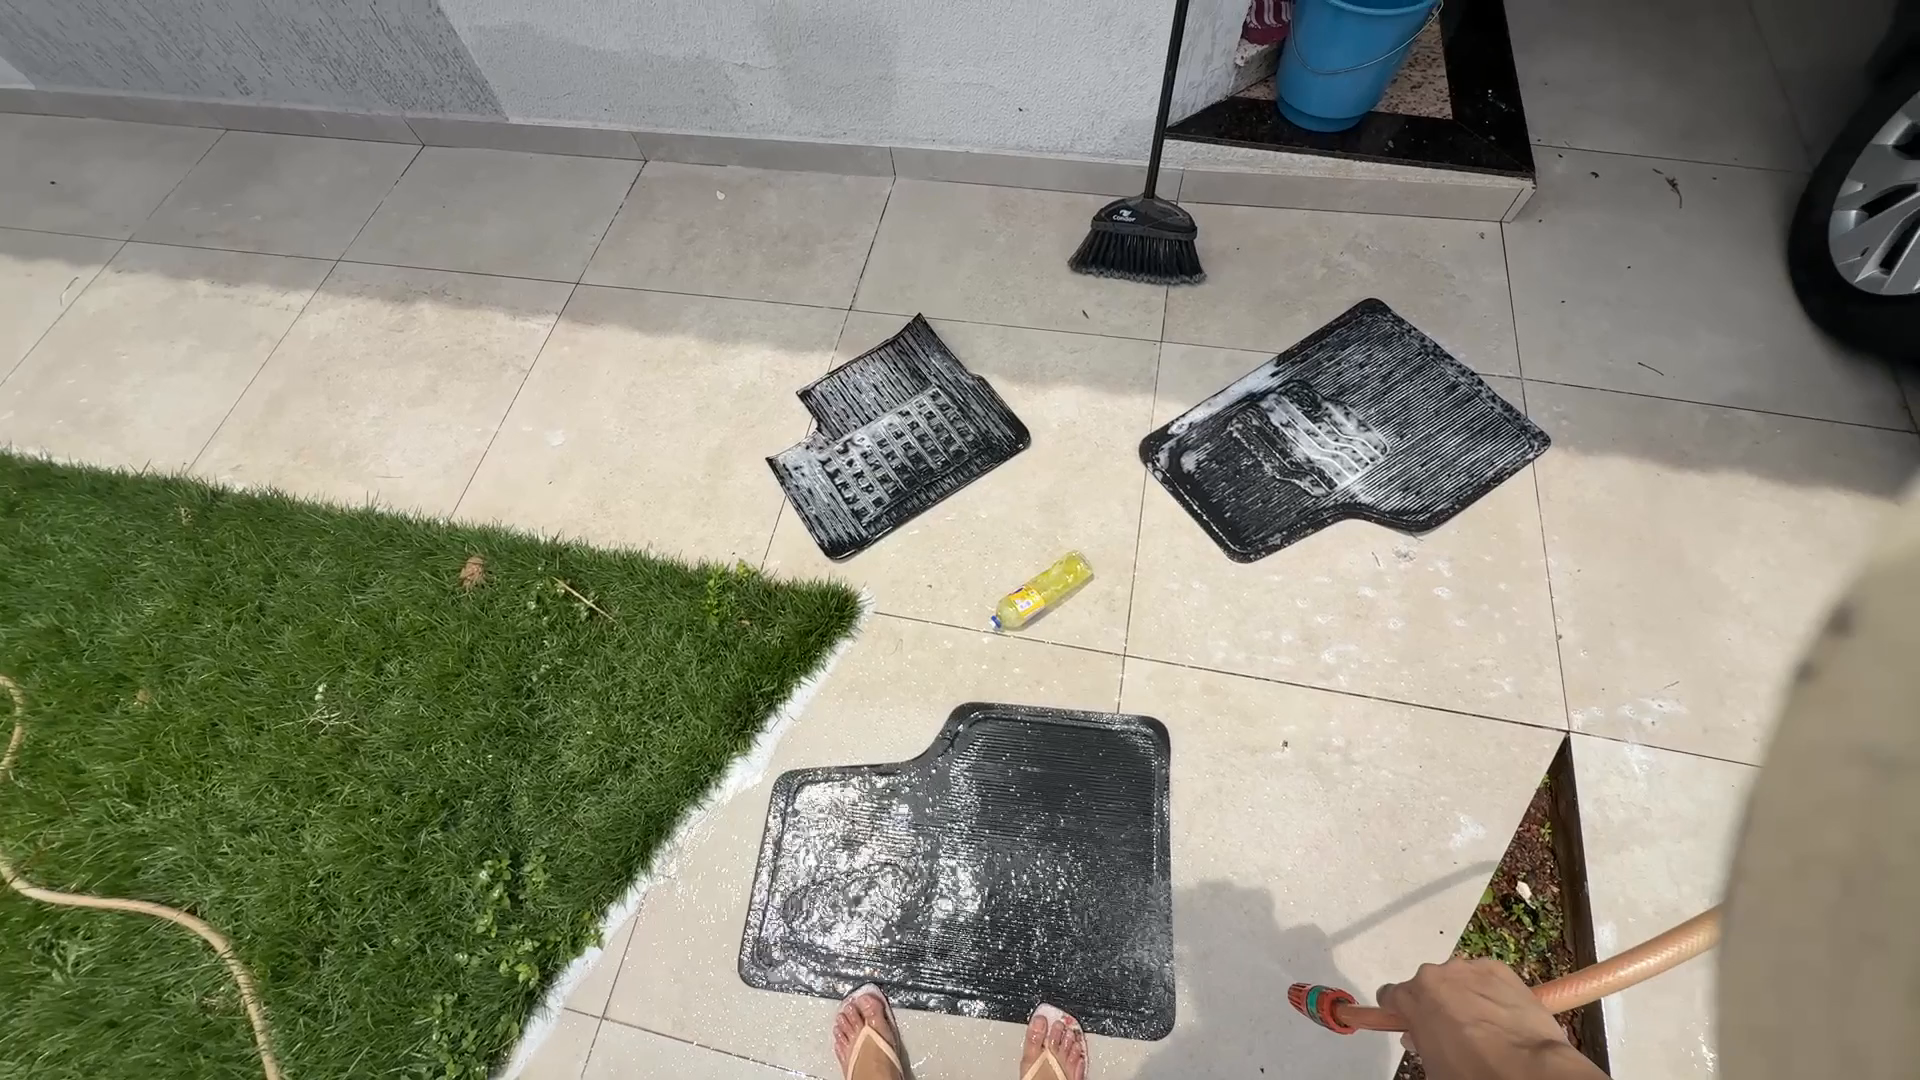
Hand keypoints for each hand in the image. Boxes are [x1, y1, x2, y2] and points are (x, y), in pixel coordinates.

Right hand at [1377, 958, 1603, 1079]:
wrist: (1530, 1072)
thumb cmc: (1473, 1073)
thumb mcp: (1434, 1066)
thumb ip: (1421, 1042)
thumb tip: (1421, 1036)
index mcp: (1411, 996)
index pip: (1391, 995)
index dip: (1400, 1011)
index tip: (1410, 1024)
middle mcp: (1433, 974)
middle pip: (1428, 986)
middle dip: (1437, 1004)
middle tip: (1456, 1033)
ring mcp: (1466, 968)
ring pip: (1458, 979)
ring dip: (1464, 995)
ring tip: (1488, 1025)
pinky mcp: (1498, 969)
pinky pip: (1487, 978)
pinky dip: (1491, 992)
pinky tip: (1505, 1015)